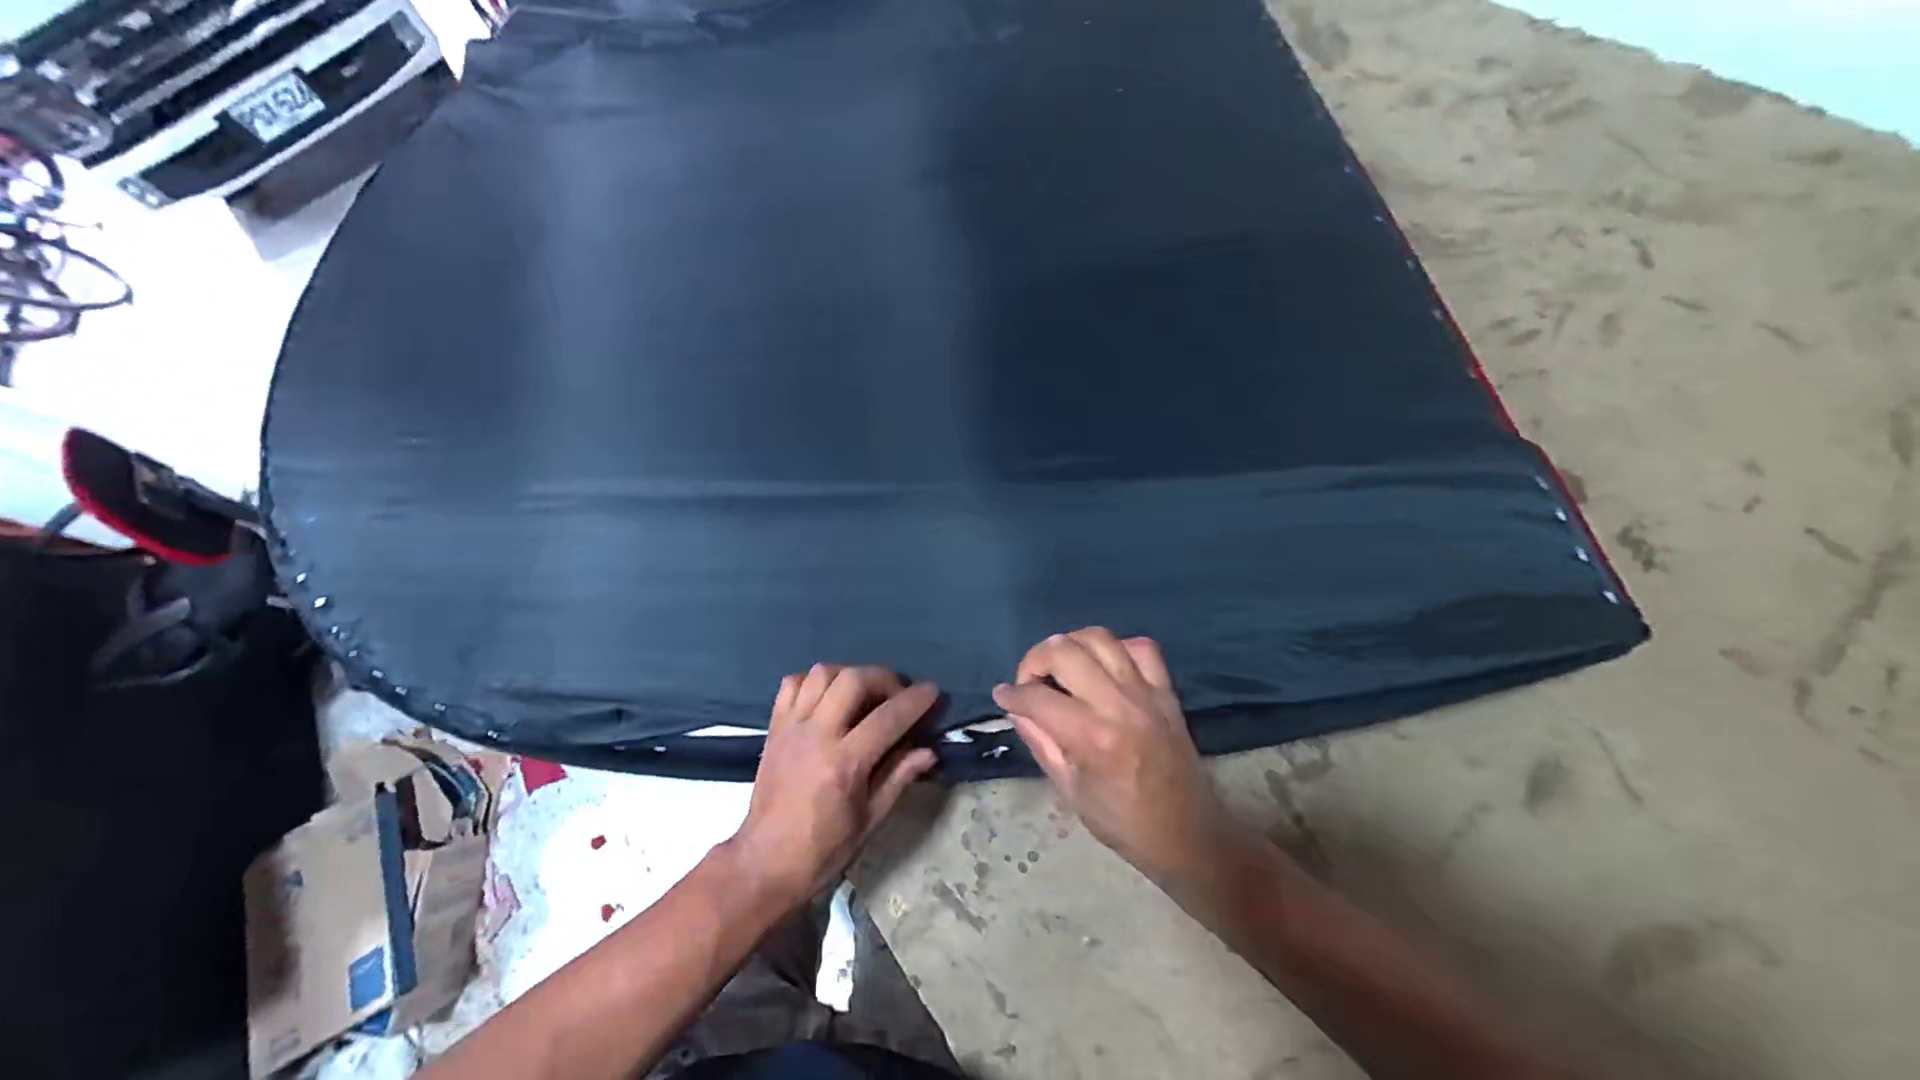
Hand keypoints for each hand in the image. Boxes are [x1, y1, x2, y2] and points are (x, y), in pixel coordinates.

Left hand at [729, 665, 939, 905]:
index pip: (887, 718)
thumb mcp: (870, 820)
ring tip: (864, 693)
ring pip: (822, 673)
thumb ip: (898, 778)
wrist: (766, 861)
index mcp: (843, 764)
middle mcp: (816, 736)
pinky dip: (814, 682)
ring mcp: (791, 727)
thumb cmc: (824, 848)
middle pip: (853, 680)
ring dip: (850, 675)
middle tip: (897, 694)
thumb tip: (929, 750)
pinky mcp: (773, 728)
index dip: (915, 700)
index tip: (932, 691)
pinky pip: (792, 684)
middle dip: (884, 678)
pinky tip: (828, 698)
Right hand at [993, 628, 1235, 881]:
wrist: (1188, 835)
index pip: (1038, 697)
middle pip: (1065, 651)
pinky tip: (1104, 665)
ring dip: (1071, 644)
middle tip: (1029, 681)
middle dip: (1034, 659)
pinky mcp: (1167, 691)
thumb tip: (1016, 710)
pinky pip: (1141, 647)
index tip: (1002, 696)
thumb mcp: (1070, 790)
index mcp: (1092, 737)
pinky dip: (1116, 648)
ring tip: (1060, 666)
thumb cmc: (1124, 823)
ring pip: (1100, 638)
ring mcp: (1146, 693)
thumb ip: (1041, 742)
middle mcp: (1119, 704)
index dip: (1011, 694)